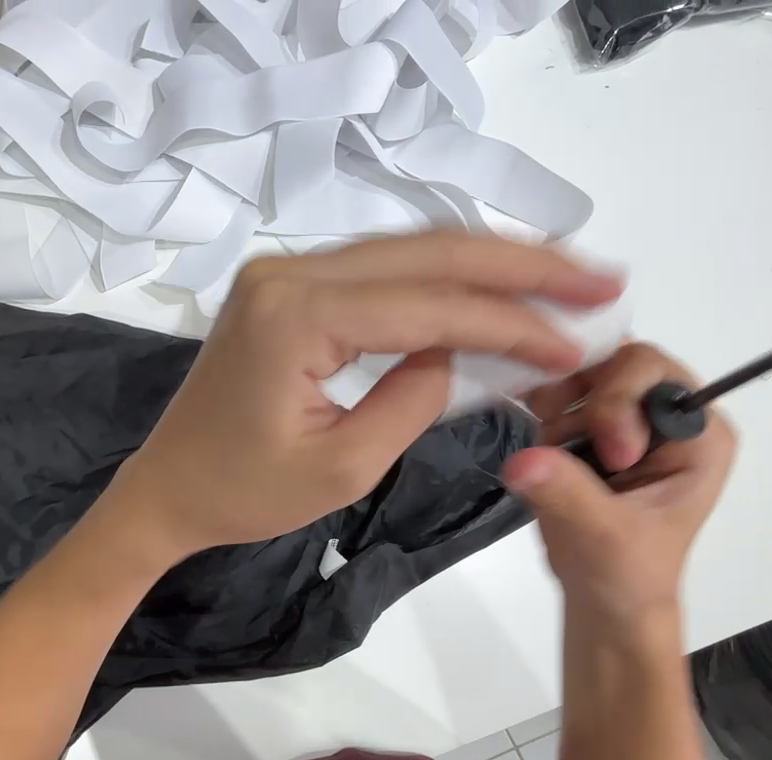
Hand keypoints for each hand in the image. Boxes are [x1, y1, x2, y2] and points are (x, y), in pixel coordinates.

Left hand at [95, 231, 624, 565]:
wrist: (169, 490)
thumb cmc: (242, 494)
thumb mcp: (345, 466)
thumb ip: (416, 399)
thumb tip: (462, 348)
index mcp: (296, 314)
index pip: (429, 304)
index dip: (513, 322)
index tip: (580, 341)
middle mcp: (287, 272)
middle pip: (426, 252)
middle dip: (521, 267)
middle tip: (601, 280)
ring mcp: (281, 273)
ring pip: (407, 252)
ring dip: (487, 264)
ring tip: (563, 278)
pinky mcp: (284, 288)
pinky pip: (377, 272)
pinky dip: (437, 281)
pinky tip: (488, 287)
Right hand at [503, 344, 735, 619]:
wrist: (606, 603)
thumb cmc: (623, 574)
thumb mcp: (601, 535)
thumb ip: (567, 492)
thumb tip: (523, 460)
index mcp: (698, 434)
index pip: (652, 373)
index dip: (615, 400)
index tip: (606, 457)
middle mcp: (667, 418)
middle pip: (614, 365)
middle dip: (578, 397)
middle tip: (555, 439)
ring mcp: (626, 425)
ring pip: (581, 380)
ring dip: (555, 413)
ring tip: (554, 463)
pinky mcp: (592, 437)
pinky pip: (560, 403)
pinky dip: (541, 420)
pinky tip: (542, 458)